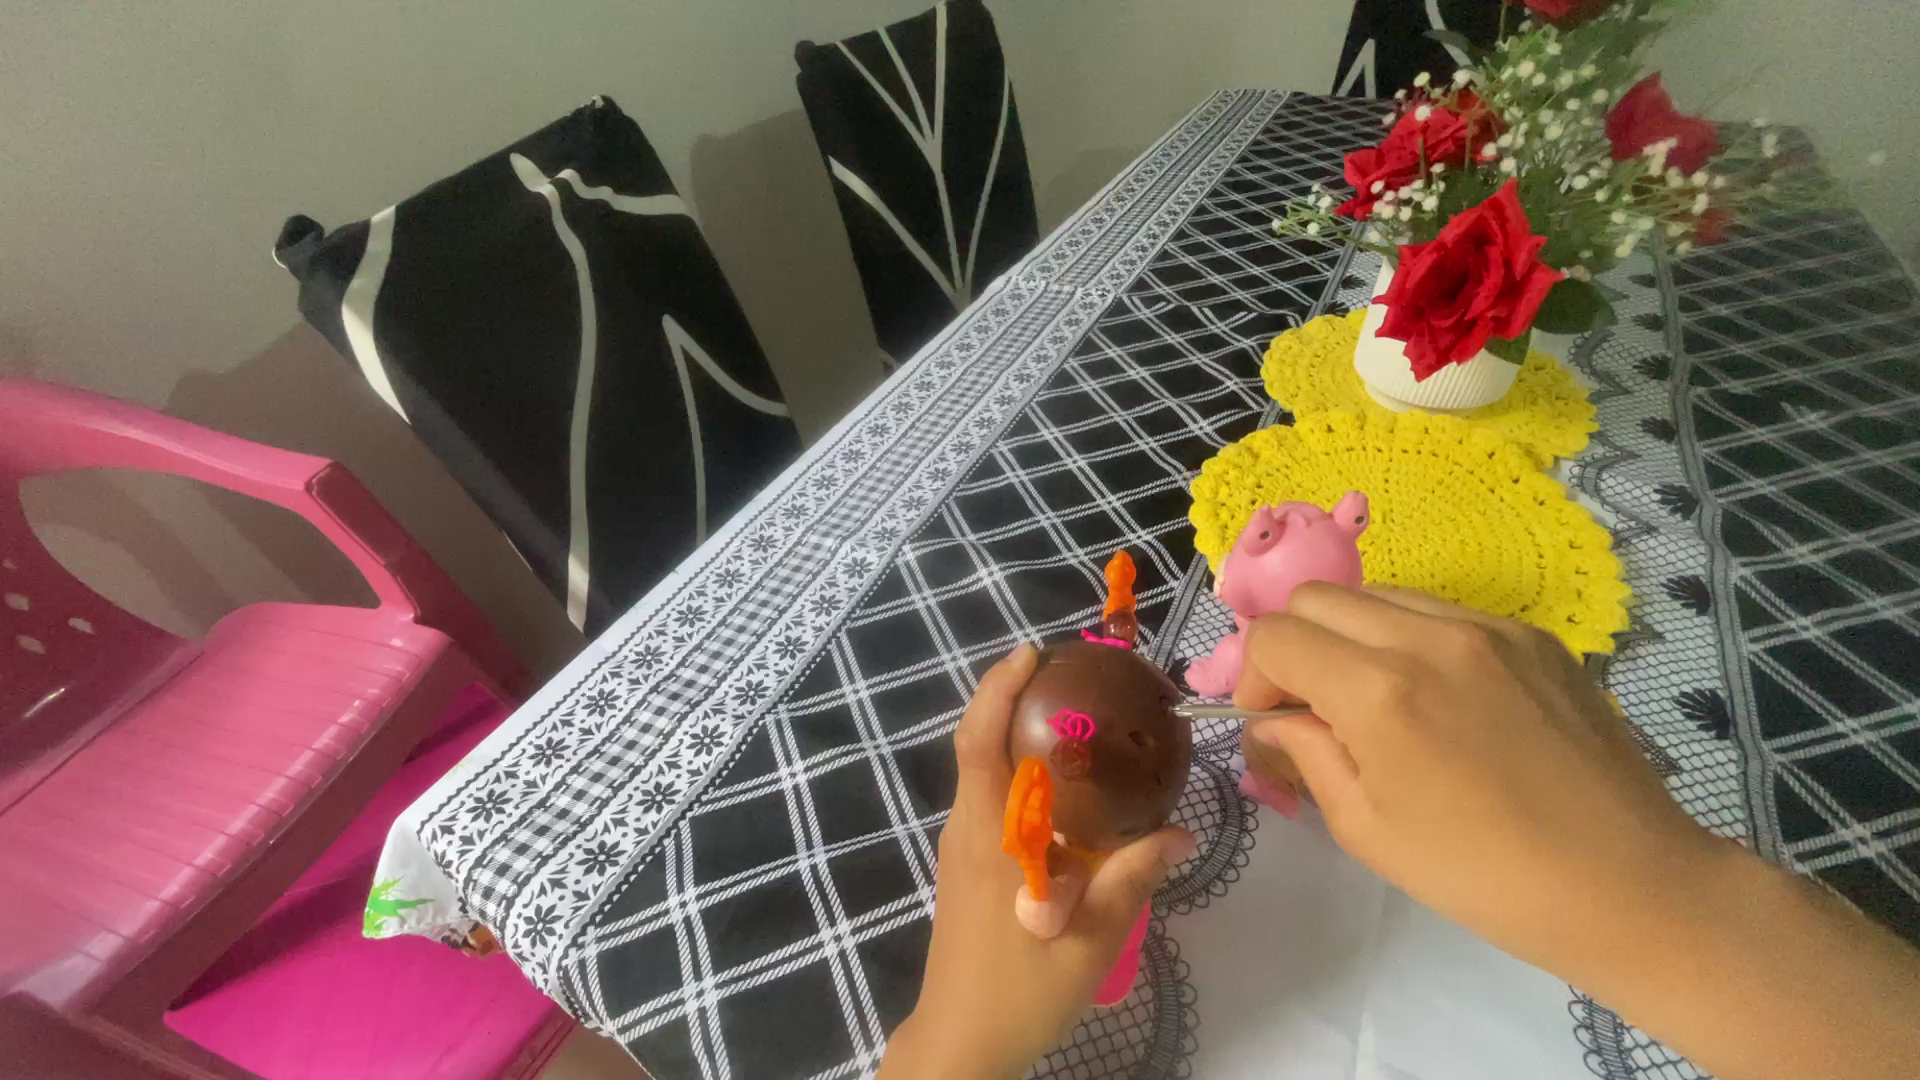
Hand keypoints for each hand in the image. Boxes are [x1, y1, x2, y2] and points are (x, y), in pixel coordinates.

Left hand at [878, 645, 1195, 1079]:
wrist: (960, 1041)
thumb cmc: (1020, 990)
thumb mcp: (1089, 939)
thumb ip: (1131, 878)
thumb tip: (1182, 833)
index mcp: (988, 833)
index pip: (978, 741)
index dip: (997, 690)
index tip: (1029, 653)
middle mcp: (967, 824)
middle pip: (977, 741)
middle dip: (1010, 697)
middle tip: (1065, 674)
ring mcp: (962, 841)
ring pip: (981, 766)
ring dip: (1012, 730)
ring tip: (1068, 714)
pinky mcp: (967, 859)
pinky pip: (988, 793)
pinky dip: (1014, 767)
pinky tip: (1058, 781)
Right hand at [1239, 584, 1919, 1079]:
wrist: (1634, 887)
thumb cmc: (1482, 873)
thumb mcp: (1363, 828)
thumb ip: (1301, 754)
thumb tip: (1272, 722)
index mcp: (1378, 692)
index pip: (1273, 637)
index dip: (1253, 678)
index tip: (1273, 722)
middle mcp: (1425, 638)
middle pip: (1311, 598)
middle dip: (1291, 646)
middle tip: (1311, 703)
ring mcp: (1484, 627)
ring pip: (1370, 594)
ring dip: (1345, 635)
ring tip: (1370, 694)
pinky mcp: (1527, 632)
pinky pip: (1432, 609)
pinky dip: (1403, 637)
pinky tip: (1432, 692)